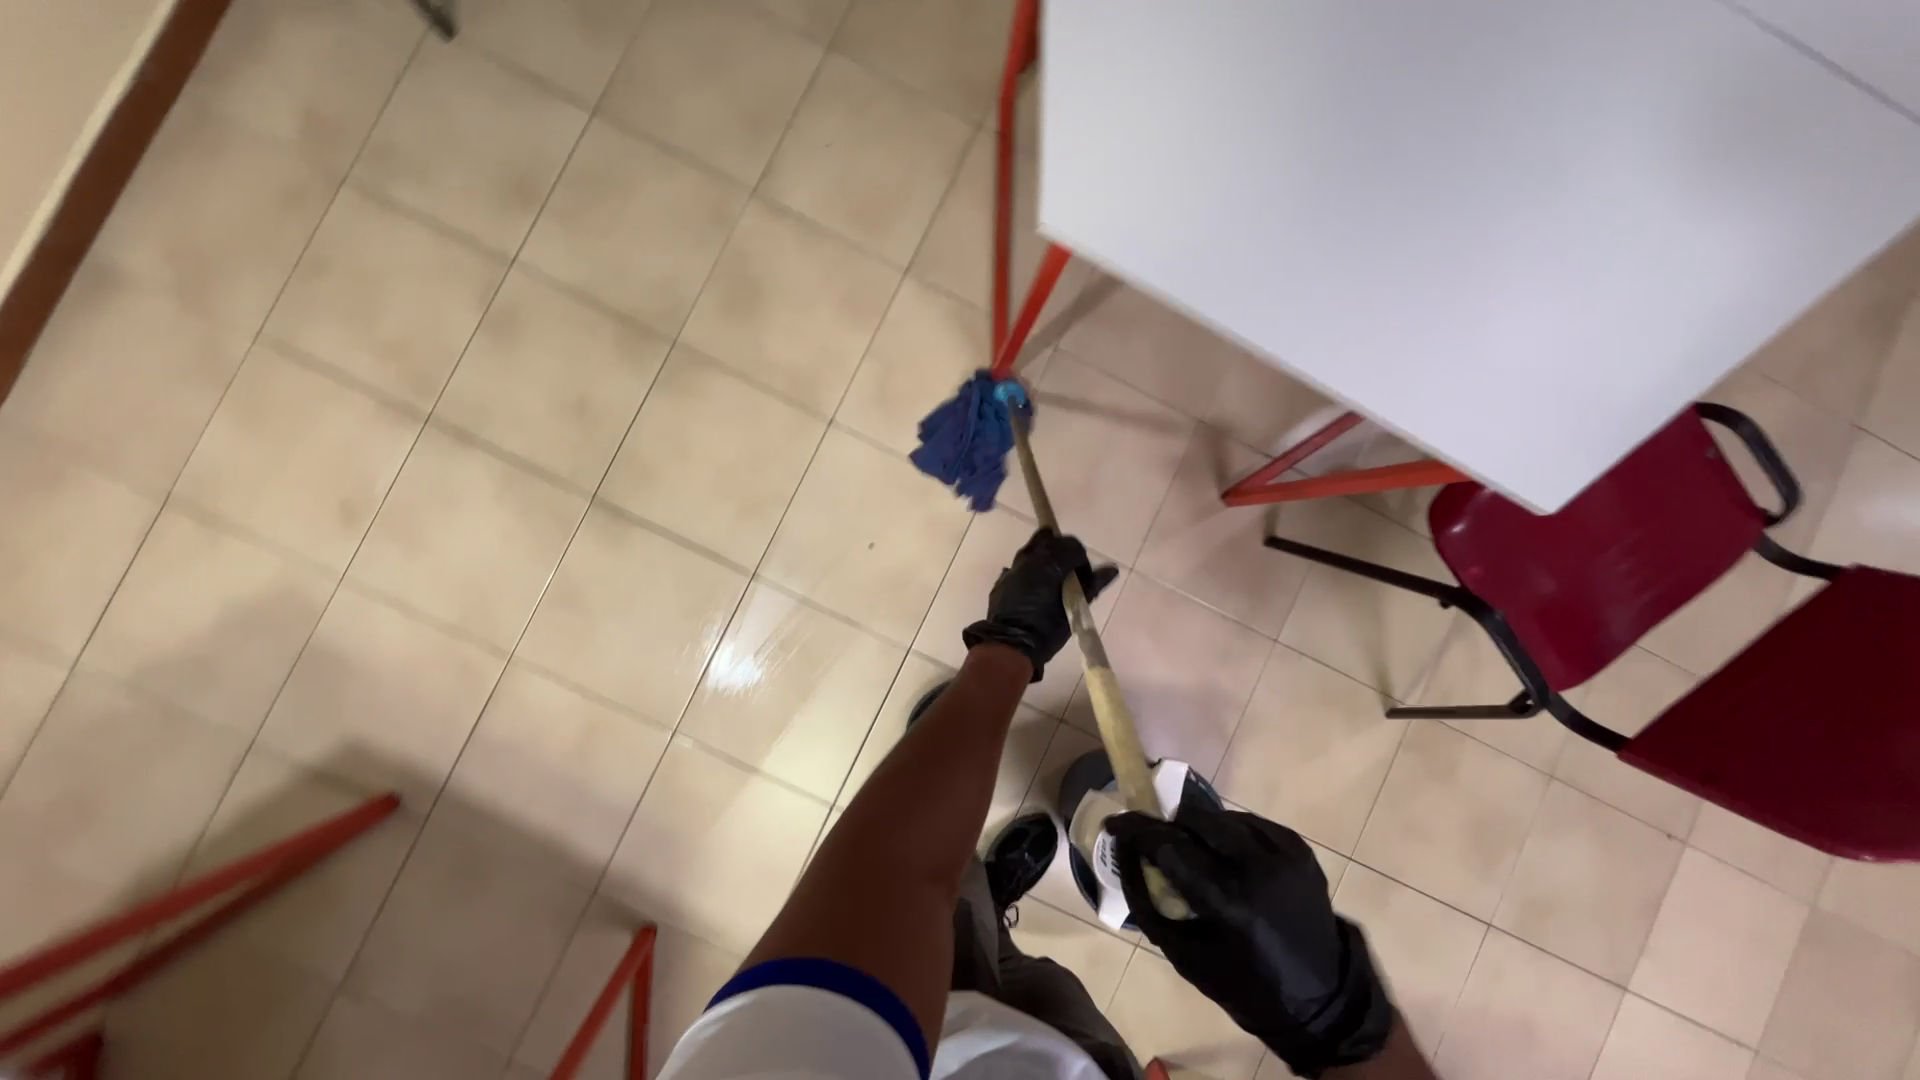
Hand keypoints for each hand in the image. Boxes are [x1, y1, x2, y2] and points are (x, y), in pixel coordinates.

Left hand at [962, 528, 1116, 681]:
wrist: (1010, 645)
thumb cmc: (1048, 627)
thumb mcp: (1075, 607)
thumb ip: (1093, 584)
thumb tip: (1112, 569)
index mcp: (1050, 560)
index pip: (1072, 545)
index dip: (1082, 560)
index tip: (1083, 578)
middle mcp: (1030, 557)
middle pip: (1049, 540)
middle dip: (1061, 552)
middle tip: (1068, 575)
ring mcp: (1013, 567)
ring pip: (1032, 550)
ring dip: (1044, 560)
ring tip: (1051, 582)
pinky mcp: (1002, 579)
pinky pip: (1019, 566)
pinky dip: (1029, 572)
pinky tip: (1033, 591)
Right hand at [1108, 807, 1393, 1077]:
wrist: (1317, 1001)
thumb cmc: (1239, 983)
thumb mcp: (1180, 952)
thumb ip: (1145, 899)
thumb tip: (1124, 850)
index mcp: (1226, 901)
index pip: (1168, 845)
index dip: (1135, 829)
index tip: (1115, 822)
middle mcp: (1257, 869)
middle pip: (1194, 819)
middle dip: (1169, 825)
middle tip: (1160, 841)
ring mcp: (1284, 857)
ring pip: (1223, 817)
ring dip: (1199, 827)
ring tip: (1195, 849)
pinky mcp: (1301, 852)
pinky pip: (1253, 823)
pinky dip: (1231, 830)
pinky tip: (1225, 850)